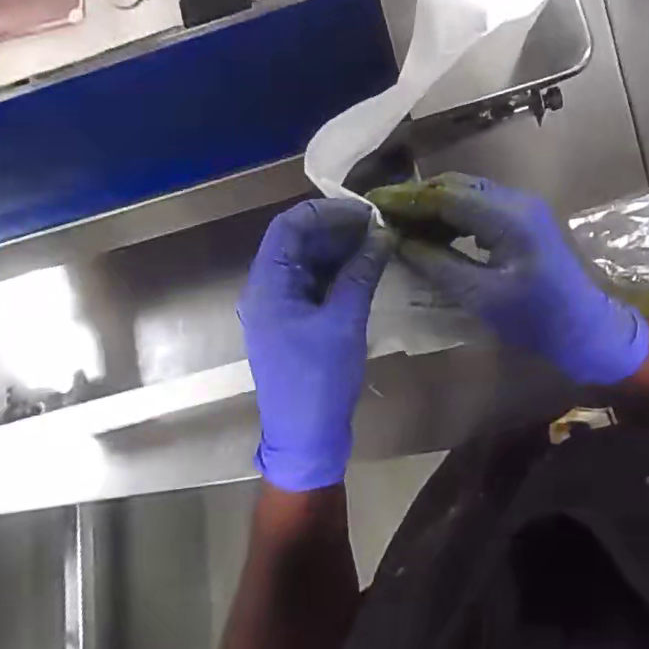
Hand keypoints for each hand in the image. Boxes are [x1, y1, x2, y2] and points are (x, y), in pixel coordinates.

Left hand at [239, 200, 393, 491]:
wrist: (305, 435)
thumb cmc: (319, 379)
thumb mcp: (344, 323)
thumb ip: (360, 275)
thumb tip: (382, 236)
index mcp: (268, 286)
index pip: (289, 228)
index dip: (327, 213)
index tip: (366, 212)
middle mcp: (267, 291)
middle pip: (297, 244)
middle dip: (336, 231)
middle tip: (378, 228)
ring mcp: (279, 310)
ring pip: (307, 265)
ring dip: (339, 252)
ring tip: (377, 245)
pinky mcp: (293, 326)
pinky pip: (312, 288)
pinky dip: (337, 275)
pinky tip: (364, 271)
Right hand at [369, 173, 647, 383]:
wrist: (587, 328)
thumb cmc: (537, 318)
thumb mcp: (481, 296)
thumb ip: (438, 264)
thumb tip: (400, 243)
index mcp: (508, 217)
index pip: (445, 195)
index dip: (406, 200)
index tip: (373, 204)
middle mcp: (517, 201)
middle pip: (456, 187)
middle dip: (417, 199)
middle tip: (382, 214)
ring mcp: (524, 209)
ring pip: (468, 194)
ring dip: (435, 207)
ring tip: (402, 226)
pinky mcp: (525, 222)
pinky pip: (481, 208)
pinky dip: (454, 217)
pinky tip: (434, 235)